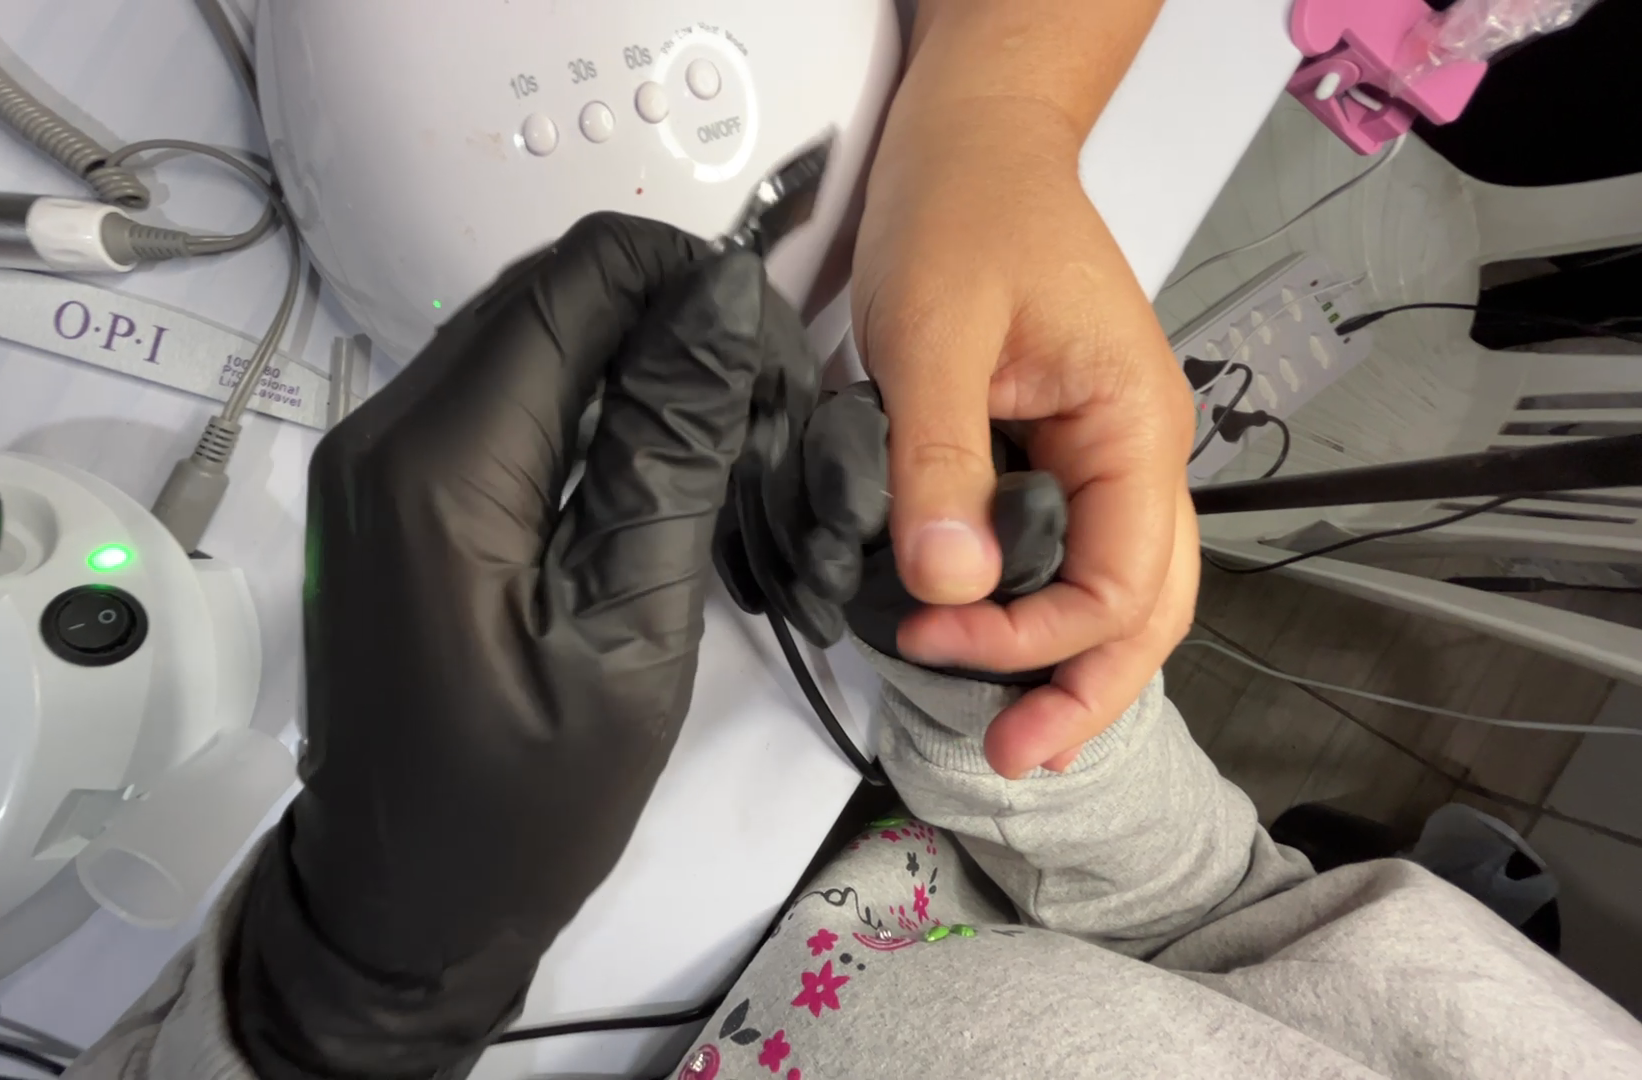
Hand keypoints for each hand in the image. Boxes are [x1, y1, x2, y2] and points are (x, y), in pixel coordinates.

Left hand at [231, 215, 806, 1075]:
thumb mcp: (630, 635)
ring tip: (712, 436)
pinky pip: (495, 395)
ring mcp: (373, 456)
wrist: (403, 898)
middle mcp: (383, 429)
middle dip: (663, 317)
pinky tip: (638, 459)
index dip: (684, 280)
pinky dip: (579, 400)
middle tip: (754, 406)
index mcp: (442, 466)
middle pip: (546, 294)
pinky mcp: (387, 489)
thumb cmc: (527, 802)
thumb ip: (669, 454)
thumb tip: (715, 298)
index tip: (766, 353)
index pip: (575, 282)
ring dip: (627, 359)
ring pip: (523, 337)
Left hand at [852, 101, 1195, 776]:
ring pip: (1104, 582)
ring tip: (1008, 719)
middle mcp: (1128, 453)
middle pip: (1141, 603)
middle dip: (1081, 686)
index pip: (1120, 582)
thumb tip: (950, 585)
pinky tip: (985, 631)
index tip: (934, 643)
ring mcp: (1088, 452)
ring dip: (1059, 656)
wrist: (969, 148)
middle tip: (1012, 754)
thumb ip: (940, 461)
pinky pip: (1054, 545)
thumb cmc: (960, 218)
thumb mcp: (936, 341)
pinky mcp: (1039, 444)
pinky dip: (1026, 602)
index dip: (1035, 640)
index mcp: (1130, 430)